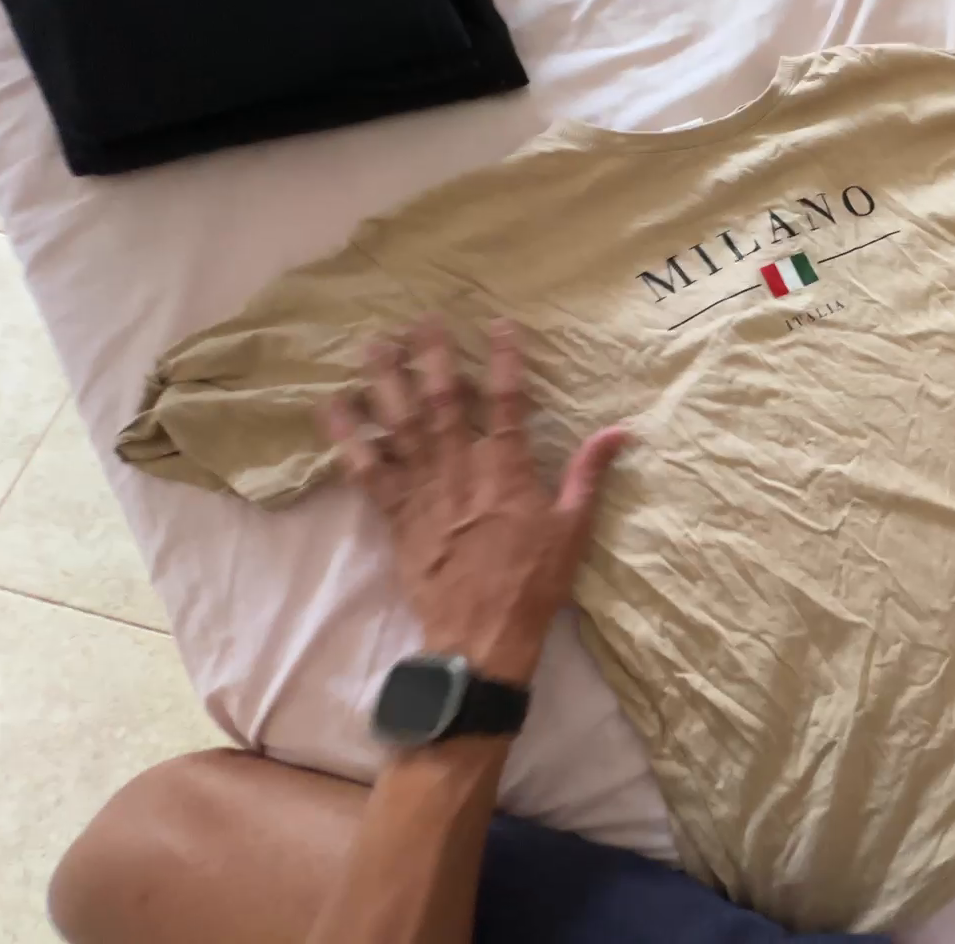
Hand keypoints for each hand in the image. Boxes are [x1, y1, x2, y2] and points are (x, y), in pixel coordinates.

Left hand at [319, 319, 629, 685]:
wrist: (481, 635)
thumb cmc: (536, 581)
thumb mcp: (575, 527)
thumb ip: (589, 474)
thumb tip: (620, 431)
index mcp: (508, 472)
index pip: (506, 403)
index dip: (504, 360)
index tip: (500, 324)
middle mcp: (460, 471)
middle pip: (442, 403)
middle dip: (433, 357)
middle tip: (422, 319)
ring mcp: (422, 492)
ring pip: (399, 426)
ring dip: (385, 381)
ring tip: (374, 343)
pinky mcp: (395, 516)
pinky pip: (365, 470)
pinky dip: (347, 437)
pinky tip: (334, 406)